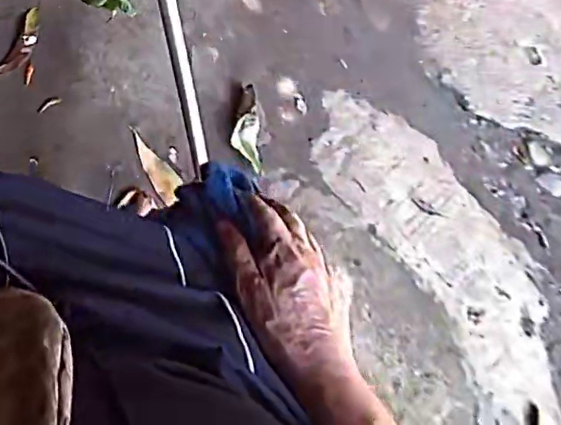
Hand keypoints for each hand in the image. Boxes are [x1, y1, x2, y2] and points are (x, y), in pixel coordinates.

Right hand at [219, 195, 390, 424]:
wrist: (320, 367)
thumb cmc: (278, 327)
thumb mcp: (246, 286)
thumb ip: (235, 249)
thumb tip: (223, 220)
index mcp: (283, 249)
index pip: (265, 211)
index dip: (249, 199)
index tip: (235, 193)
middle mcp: (307, 252)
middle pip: (289, 217)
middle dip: (270, 205)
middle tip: (253, 203)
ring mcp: (325, 268)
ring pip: (305, 233)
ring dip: (287, 223)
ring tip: (272, 224)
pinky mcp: (337, 286)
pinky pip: (319, 252)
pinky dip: (303, 243)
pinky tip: (297, 252)